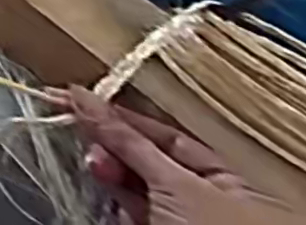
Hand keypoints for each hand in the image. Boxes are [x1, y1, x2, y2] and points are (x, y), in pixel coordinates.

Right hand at [68, 89, 304, 224]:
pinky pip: (134, 214)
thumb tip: (79, 93)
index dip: (119, 117)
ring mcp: (187, 224)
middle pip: (147, 160)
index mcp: (236, 185)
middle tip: (93, 155)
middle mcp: (214, 203)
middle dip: (113, 151)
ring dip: (113, 177)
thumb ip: (126, 139)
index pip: (165, 135)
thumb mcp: (175, 186)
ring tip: (101, 177)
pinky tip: (117, 212)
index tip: (69, 99)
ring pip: (137, 187)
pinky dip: (121, 209)